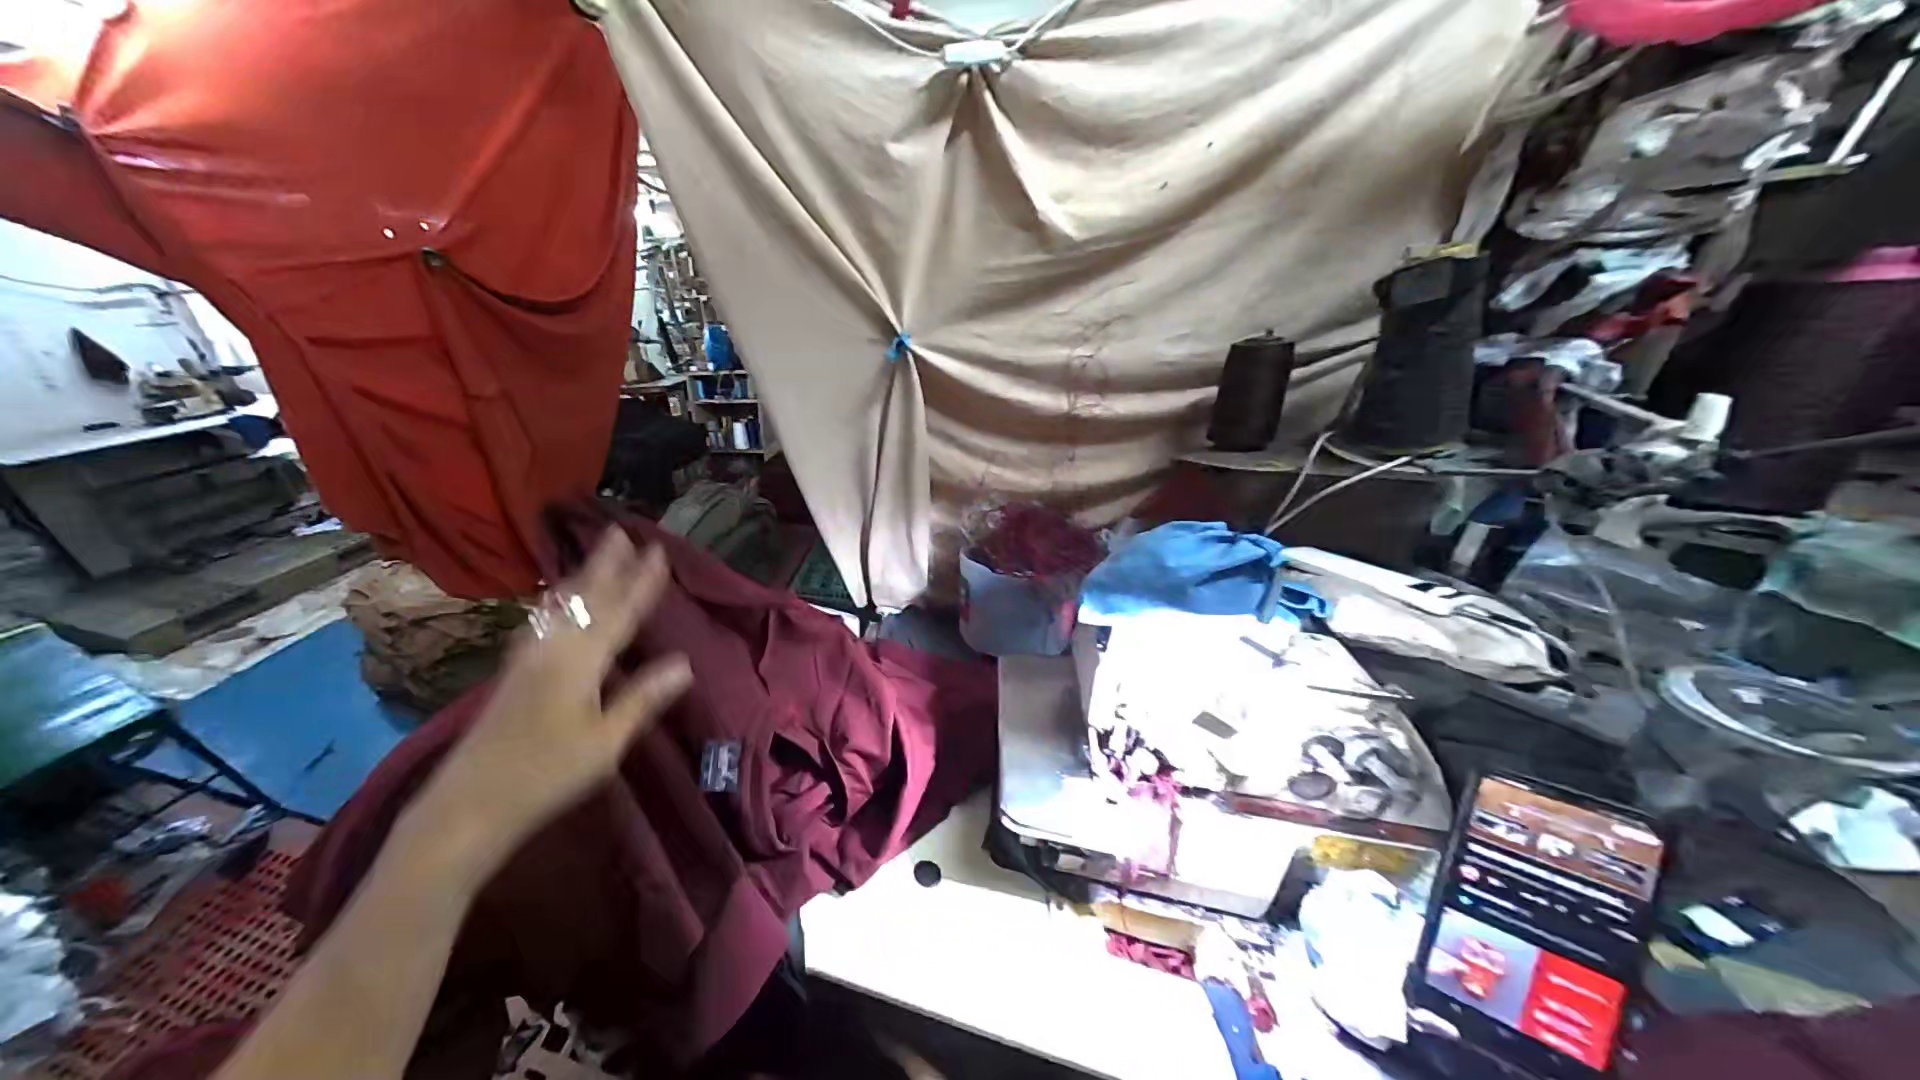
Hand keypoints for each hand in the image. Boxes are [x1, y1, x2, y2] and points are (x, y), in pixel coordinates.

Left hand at [407, 529, 692, 880]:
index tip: (657, 551)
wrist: (466, 806)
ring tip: (595, 556)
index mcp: (579, 662)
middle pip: (583, 598)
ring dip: (581, 578)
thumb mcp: (606, 742)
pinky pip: (544, 620)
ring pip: (559, 607)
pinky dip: (560, 601)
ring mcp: (527, 660)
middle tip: (618, 530)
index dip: (640, 582)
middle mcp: (551, 650)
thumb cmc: (546, 776)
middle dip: (604, 564)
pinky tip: (556, 604)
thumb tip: (685, 663)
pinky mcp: (514, 674)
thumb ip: (642, 698)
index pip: (618, 612)